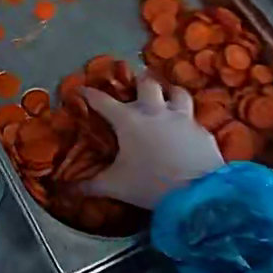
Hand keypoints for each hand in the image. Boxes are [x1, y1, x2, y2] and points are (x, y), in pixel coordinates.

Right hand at [80, 80, 223, 209]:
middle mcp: (155, 112)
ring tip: (164, 96)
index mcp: (128, 120)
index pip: (102, 100)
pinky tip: (184, 130)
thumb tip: (69, 189)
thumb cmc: (150, 183)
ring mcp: (182, 119)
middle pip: (147, 83)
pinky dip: (186, 120)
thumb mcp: (115, 186)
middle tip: (133, 84)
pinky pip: (193, 119)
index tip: (80, 89)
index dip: (88, 93)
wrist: (200, 193)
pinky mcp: (202, 132)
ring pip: (177, 92)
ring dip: (169, 92)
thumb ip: (91, 185)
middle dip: (138, 80)